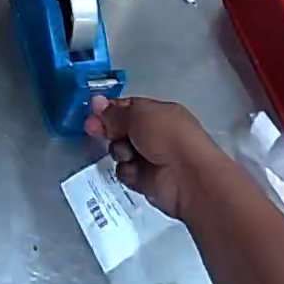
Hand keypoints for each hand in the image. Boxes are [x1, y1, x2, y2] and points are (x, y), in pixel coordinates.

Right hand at [84, 95, 223, 219]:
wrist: (191, 180)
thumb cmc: (169, 138)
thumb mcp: (139, 115)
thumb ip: (114, 112)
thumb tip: (97, 102)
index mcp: (158, 114)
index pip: (128, 108)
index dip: (109, 109)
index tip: (92, 112)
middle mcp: (155, 134)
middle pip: (121, 128)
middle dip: (108, 129)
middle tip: (93, 130)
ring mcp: (150, 158)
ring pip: (120, 150)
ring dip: (119, 151)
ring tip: (127, 154)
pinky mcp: (146, 181)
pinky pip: (126, 172)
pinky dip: (128, 172)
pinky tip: (135, 172)